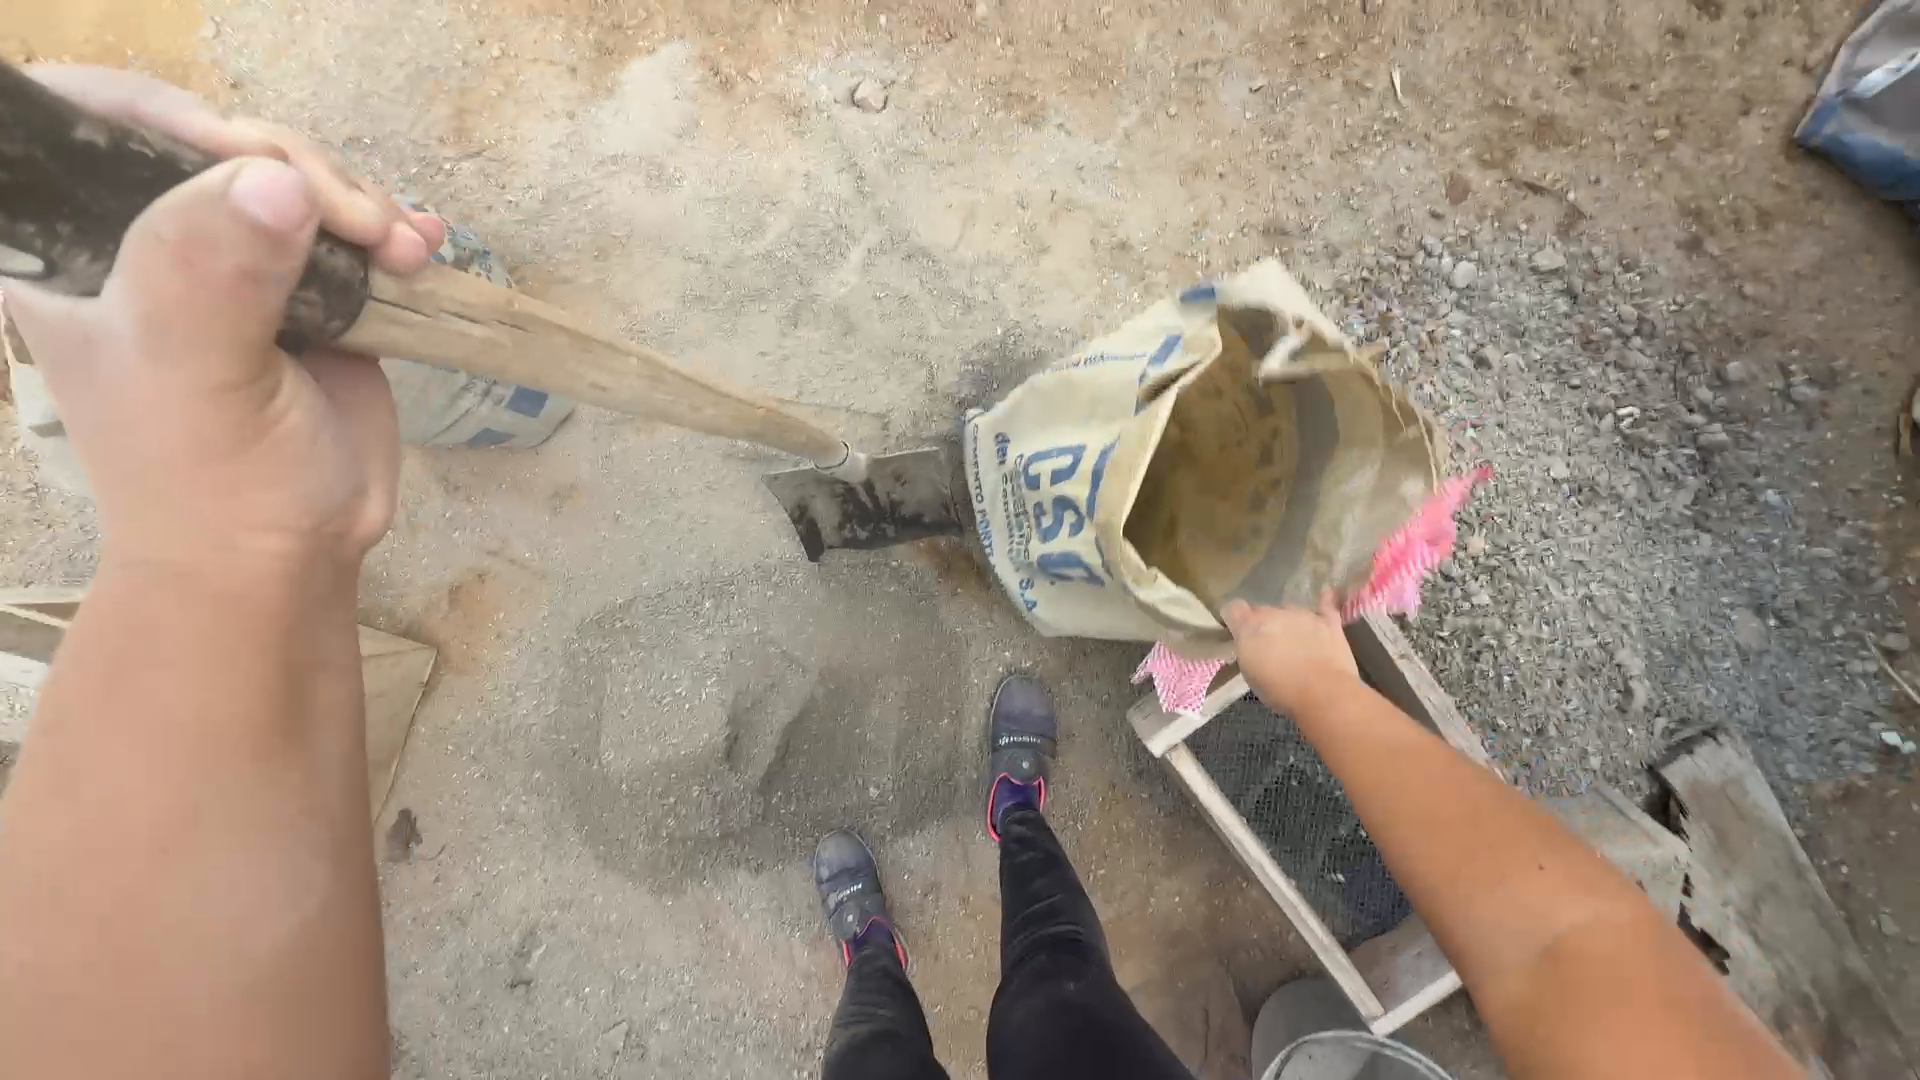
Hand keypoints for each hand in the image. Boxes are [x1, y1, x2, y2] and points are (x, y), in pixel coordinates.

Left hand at [3, 67, 445, 571]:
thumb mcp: (198, 373)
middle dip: (302, 171)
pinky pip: (356, 241)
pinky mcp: (322, 302)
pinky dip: (397, 232)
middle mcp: (157, 245)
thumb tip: (277, 180)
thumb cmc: (215, 473)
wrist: (294, 545)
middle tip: (363, 226)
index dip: (172, 120)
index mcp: (75, 245)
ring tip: (406, 252)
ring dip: (364, 205)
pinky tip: (426, 243)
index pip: (91, 126)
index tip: (254, 163)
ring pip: (300, 189)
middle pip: (222, 149)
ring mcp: (249, 273)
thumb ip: (216, 274)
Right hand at [1221, 593, 1362, 714]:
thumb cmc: (1280, 690)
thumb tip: (1251, 643)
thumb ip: (1247, 649)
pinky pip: (1325, 605)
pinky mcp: (1329, 622)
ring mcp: (1303, 615)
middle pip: (1262, 610)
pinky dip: (1323, 603)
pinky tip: (1325, 599)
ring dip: (1289, 623)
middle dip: (1263, 624)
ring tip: (1296, 643)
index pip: (1233, 608)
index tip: (1237, 632)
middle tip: (1269, 646)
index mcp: (1250, 626)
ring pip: (1290, 611)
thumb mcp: (1249, 672)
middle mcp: (1274, 613)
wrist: (1323, 693)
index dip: (1234, 618)